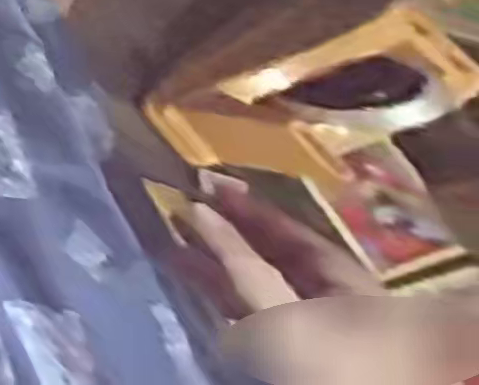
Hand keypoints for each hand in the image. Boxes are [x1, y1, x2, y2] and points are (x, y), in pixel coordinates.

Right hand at [176, 173, 478, 384]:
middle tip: (185, 201)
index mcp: (362, 292)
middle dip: (229, 228)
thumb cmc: (315, 352)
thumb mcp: (275, 302)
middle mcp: (344, 306)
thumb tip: (197, 205)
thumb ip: (237, 254)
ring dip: (215, 253)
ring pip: (260, 278)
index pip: (305, 239)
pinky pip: (251, 302)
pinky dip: (217, 282)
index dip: (256, 209)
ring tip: (173, 228)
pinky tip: (181, 264)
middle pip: (282, 257)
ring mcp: (315, 328)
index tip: (209, 182)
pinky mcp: (286, 345)